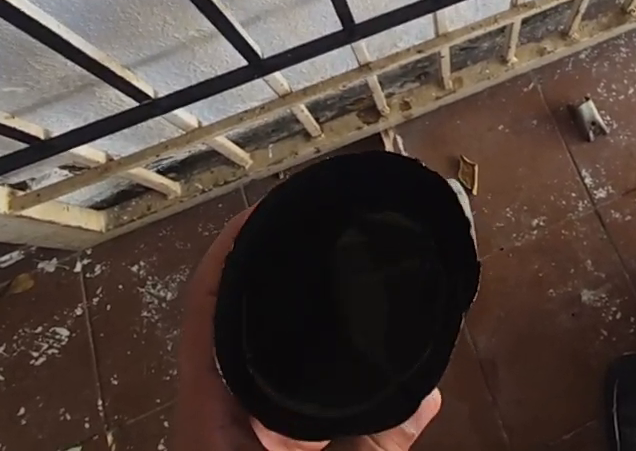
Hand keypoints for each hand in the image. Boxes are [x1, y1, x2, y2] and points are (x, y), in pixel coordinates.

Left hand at [176, 208, 443, 449]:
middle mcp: (214, 406)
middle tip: (312, 221)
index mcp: (212, 412)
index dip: (228, 251)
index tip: (268, 209)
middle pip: (224, 311)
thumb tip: (428, 392)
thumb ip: (372, 446)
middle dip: (261, 261)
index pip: (207, 307)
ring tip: (320, 254)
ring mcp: (230, 421)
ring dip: (272, 296)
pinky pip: (262, 371)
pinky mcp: (250, 436)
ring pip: (242, 341)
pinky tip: (325, 327)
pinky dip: (287, 339)